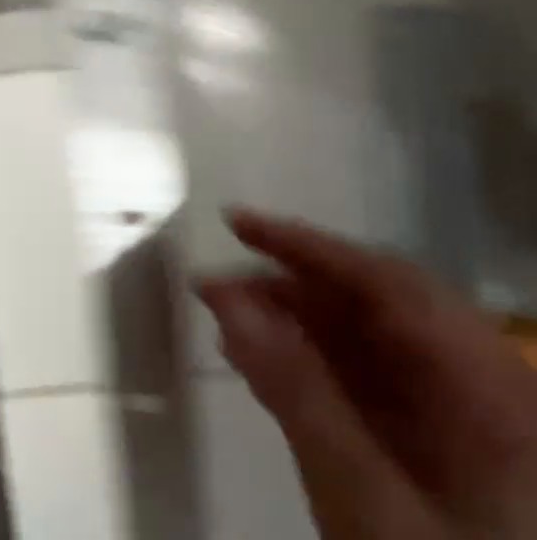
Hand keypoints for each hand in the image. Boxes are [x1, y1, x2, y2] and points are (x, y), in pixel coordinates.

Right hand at [200, 210, 536, 539]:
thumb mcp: (360, 488)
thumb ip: (294, 388)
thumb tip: (222, 295)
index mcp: (494, 397)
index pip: (396, 289)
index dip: (312, 247)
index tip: (233, 221)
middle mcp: (494, 394)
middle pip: (386, 309)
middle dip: (292, 285)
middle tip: (215, 285)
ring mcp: (476, 423)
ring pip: (377, 341)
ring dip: (295, 320)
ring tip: (225, 318)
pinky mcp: (449, 448)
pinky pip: (377, 378)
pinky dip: (313, 358)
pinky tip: (260, 357)